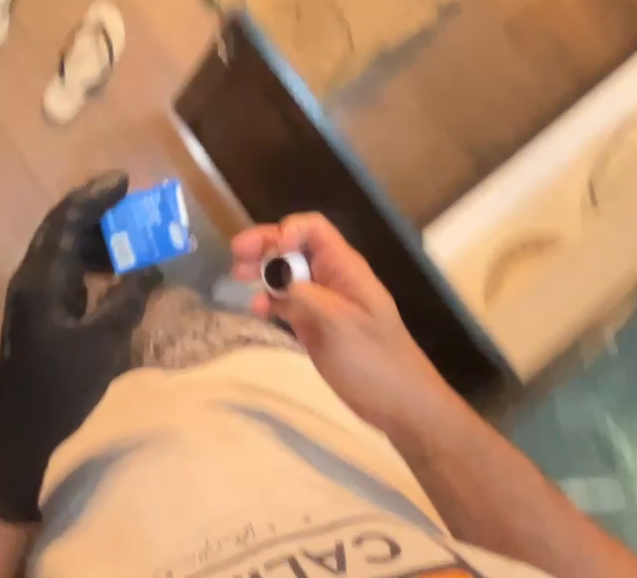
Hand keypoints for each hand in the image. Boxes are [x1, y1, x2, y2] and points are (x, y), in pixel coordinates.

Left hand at [0, 172, 160, 523]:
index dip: (95, 196)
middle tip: (129, 199)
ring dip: (93, 235)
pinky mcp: (38, 311)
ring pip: (62, 247)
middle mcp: (31, 277)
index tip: (124, 180)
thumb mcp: (103, 343)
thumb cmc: (61, 389)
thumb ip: (128, 299)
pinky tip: (113, 269)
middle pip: (61, 227)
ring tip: (128, 233)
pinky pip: (65, 269)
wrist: (21, 437)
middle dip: (94, 210)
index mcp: (42, 279)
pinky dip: (90, 260)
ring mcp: (32, 294)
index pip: (67, 221)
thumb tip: (150, 267)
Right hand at [230, 214, 459, 430]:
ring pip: (286, 274)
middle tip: (236, 254)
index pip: (313, 228)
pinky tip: (256, 310)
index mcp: (344, 267)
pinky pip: (286, 302)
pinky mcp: (314, 324)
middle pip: (293, 247)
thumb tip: (275, 275)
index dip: (289, 231)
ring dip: (261, 271)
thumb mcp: (339, 323)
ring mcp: (322, 302)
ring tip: (236, 278)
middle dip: (264, 246)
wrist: (400, 406)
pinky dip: (269, 301)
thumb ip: (305, 294)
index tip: (273, 253)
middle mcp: (331, 277)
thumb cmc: (375, 360)